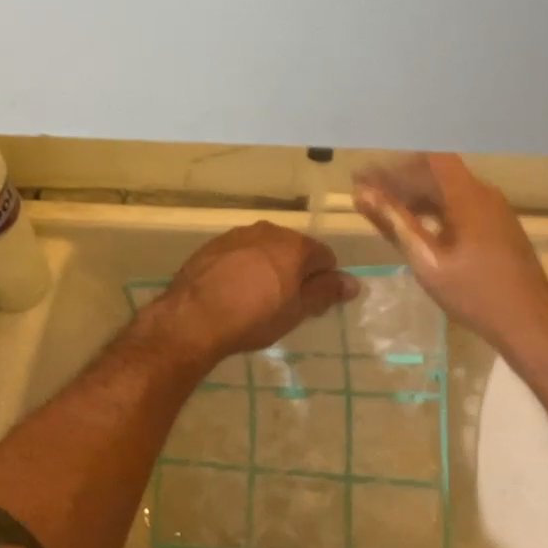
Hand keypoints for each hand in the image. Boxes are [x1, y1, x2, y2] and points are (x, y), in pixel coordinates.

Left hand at [150, 221, 359, 362]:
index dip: (323, 280)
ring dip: (268, 267)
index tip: (311, 303)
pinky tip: (232, 290)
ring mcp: (240, 234)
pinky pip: (240, 252)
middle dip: (295, 271)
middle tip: (284, 303)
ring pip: (266, 248)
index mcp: (296, 245)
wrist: (195, 316)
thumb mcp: (297, 311)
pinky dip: (243, 267)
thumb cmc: (254, 316)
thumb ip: (326, 292)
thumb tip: (353, 282)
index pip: (324, 256)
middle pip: (294, 249)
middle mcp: (270, 230)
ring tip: (256, 298)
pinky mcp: (215, 243)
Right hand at [354, 154, 547, 353]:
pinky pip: (463, 205)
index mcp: (467, 194)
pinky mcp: (500, 227)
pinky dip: (437, 210)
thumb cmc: (475, 293)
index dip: (394, 165)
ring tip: (388, 212)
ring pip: (450, 191)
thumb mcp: (427, 260)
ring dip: (418, 197)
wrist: (532, 325)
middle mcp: (484, 193)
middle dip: (402, 181)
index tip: (366, 178)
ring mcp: (496, 210)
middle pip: (437, 174)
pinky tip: (421, 229)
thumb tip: (362, 194)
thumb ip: (395, 223)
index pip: (427, 159)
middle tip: (369, 196)